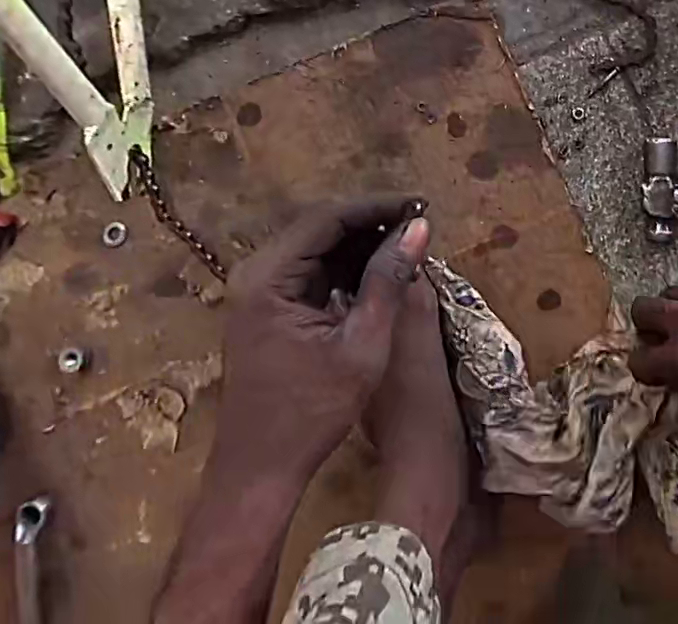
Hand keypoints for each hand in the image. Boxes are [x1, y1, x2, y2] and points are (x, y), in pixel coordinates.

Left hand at [218, 196, 431, 476]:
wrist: (259, 471)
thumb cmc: (312, 413)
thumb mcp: (362, 343)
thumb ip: (389, 280)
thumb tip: (420, 228)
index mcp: (269, 278)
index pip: (327, 219)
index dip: (377, 206)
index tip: (420, 205)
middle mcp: (257, 274)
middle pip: (321, 227)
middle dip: (372, 222)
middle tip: (419, 223)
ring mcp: (260, 289)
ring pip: (319, 246)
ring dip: (362, 242)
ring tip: (408, 242)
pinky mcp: (270, 305)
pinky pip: (314, 269)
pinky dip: (348, 265)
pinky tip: (381, 268)